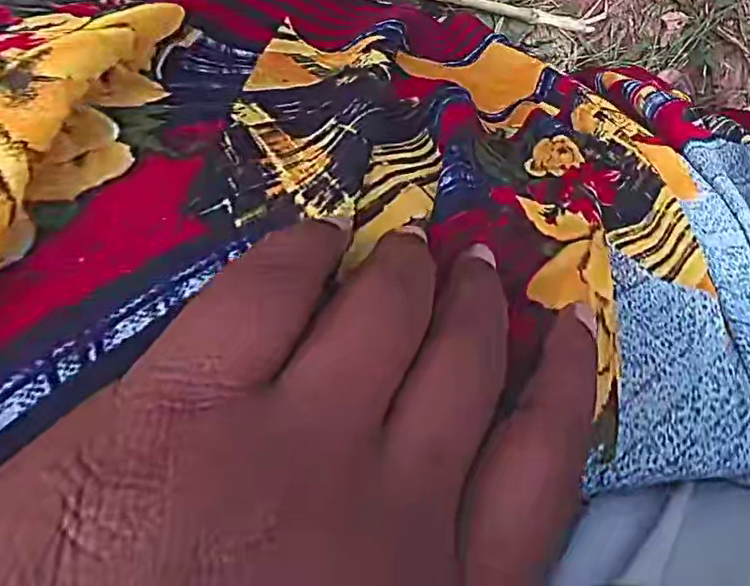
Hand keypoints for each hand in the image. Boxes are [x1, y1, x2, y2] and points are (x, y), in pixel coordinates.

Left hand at [0, 222, 596, 585]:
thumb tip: (447, 512)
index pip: (540, 468)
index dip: (563, 382)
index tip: (569, 325)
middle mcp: (386, 513)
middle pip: (465, 365)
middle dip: (476, 305)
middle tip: (478, 265)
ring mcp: (287, 449)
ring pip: (386, 313)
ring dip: (408, 269)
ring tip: (415, 245)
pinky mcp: (180, 408)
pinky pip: (271, 292)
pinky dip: (305, 250)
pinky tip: (318, 235)